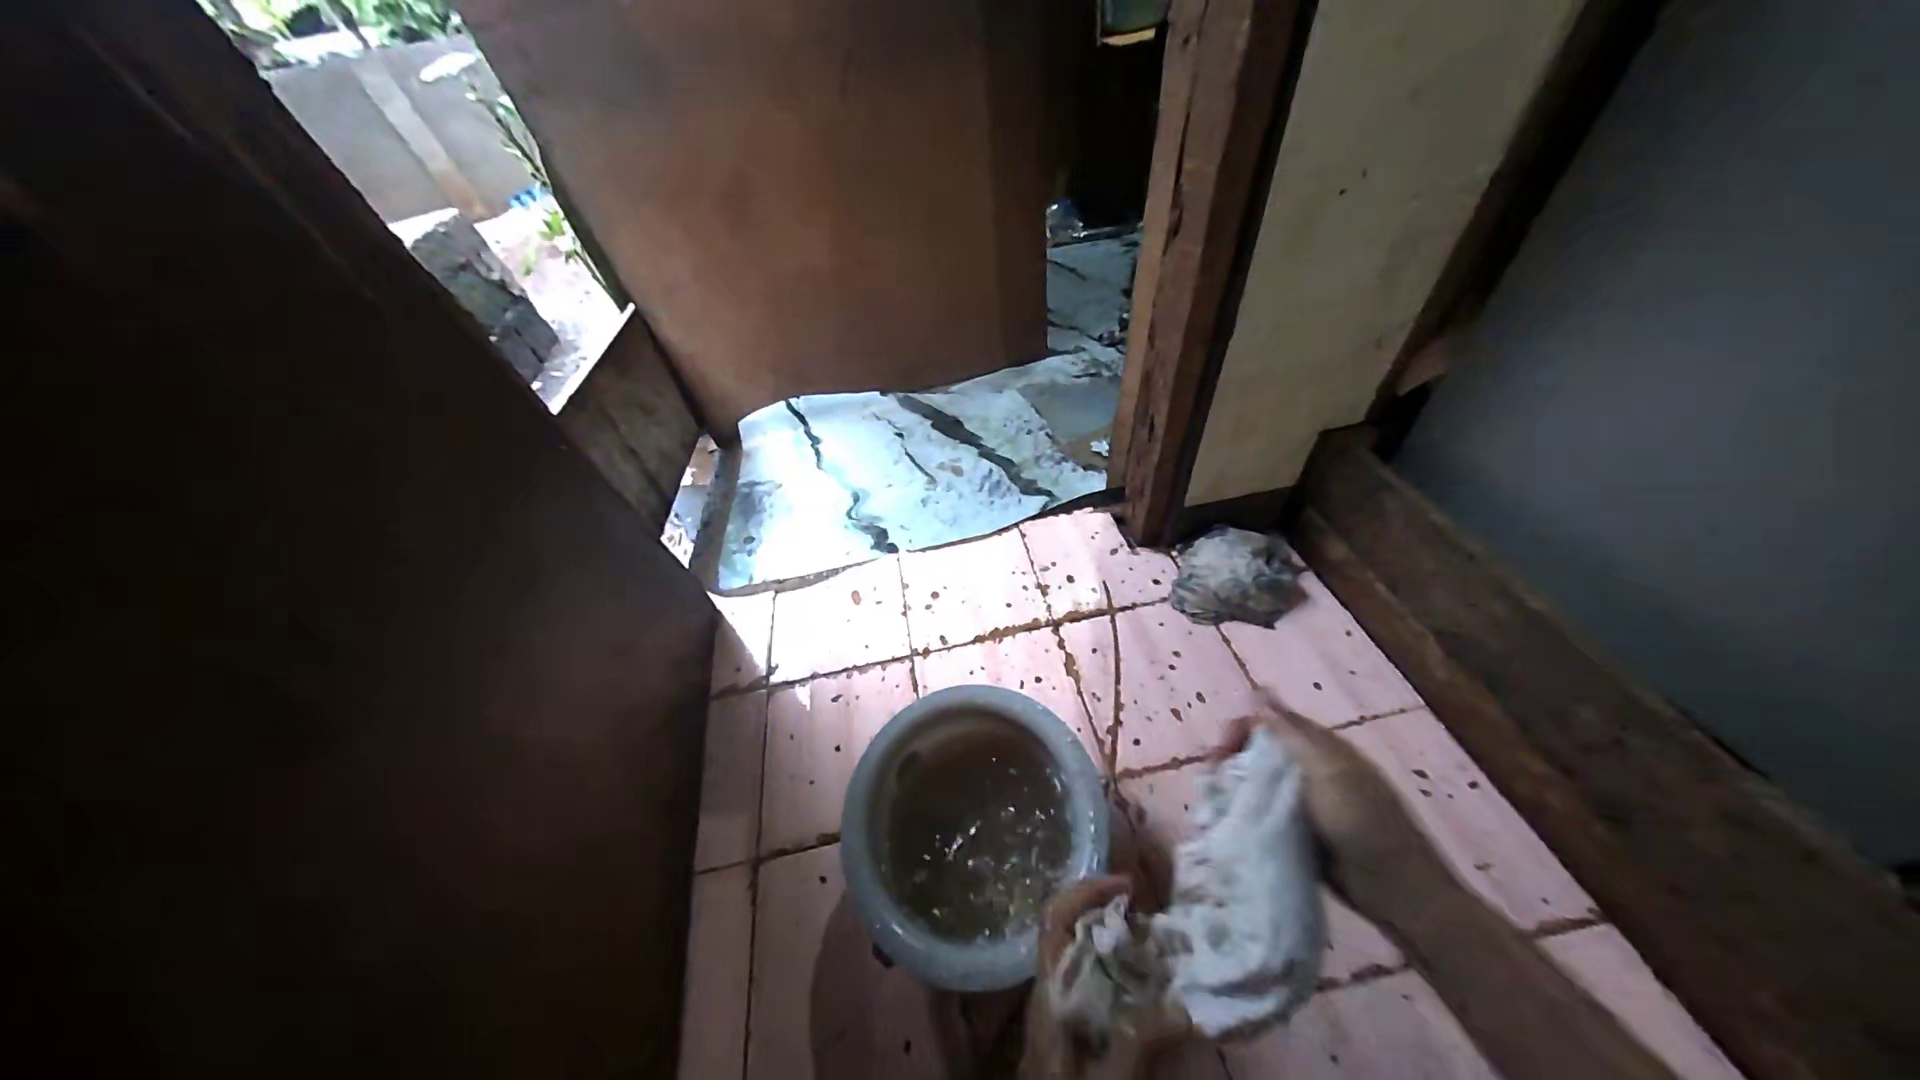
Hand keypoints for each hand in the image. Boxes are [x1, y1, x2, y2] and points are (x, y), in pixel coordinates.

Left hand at [1033, 876, 1193, 1060]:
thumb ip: (1141, 1041)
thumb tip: (1185, 1005)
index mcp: (1050, 987)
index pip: (1055, 916)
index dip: (1086, 890)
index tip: (1127, 885)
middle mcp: (1049, 982)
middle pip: (1068, 923)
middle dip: (1107, 907)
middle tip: (1150, 910)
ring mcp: (1056, 997)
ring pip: (1079, 945)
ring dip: (1113, 934)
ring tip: (1155, 938)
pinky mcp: (1067, 1016)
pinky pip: (1089, 971)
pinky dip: (1116, 963)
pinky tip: (1147, 977)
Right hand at [1215, 692, 1455, 927]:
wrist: (1393, 889)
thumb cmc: (1361, 821)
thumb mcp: (1325, 769)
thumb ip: (1289, 732)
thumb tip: (1258, 690)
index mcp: (1319, 747)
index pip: (1269, 722)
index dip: (1241, 729)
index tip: (1220, 751)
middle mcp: (1309, 769)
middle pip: (1259, 751)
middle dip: (1232, 758)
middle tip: (1212, 779)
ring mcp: (1304, 802)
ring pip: (1258, 783)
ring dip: (1236, 787)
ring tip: (1216, 803)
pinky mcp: (1298, 832)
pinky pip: (1263, 813)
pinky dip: (1246, 813)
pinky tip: (1230, 822)